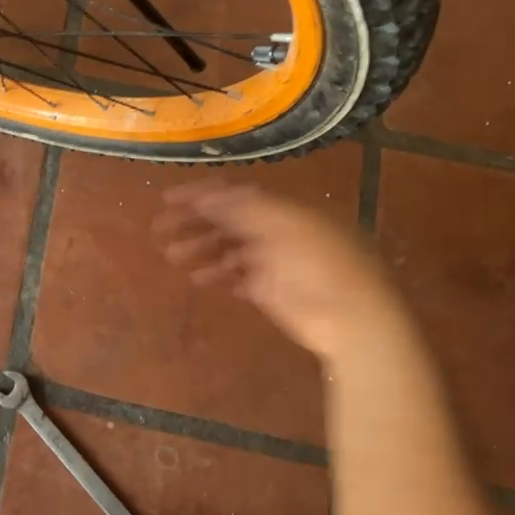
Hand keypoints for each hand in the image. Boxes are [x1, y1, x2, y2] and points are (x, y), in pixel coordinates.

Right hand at [155, 184, 403, 364]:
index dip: (202, 194)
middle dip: (194, 223)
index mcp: (284, 211)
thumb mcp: (282, 226)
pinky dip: (219, 275)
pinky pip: (238, 277)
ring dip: (200, 250)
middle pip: (228, 221)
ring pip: (229, 249)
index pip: (237, 195)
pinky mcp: (272, 291)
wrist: (353, 320)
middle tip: (161, 229)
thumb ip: (243, 208)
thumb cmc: (320, 266)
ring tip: (173, 258)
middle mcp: (278, 231)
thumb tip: (206, 193)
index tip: (168, 198)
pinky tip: (200, 279)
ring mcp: (275, 262)